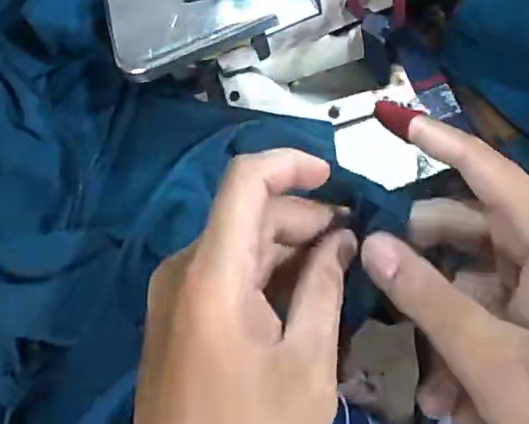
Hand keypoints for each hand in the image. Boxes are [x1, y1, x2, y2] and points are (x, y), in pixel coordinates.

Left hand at [135, 149, 357, 423]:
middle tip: (353, 239)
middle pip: (245, 213)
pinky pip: (224, 272)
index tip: (333, 174)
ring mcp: (175, 291)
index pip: (244, 179)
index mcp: (210, 270)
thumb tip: (341, 237)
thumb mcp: (305, 365)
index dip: (289, 163)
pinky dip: (263, 271)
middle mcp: (184, 266)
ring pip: (237, 242)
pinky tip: (302, 290)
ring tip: (337, 264)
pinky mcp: (176, 314)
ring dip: (286, 245)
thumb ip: (323, 287)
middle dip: (301, 216)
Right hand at [362, 114, 528, 423]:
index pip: (482, 165)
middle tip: (374, 266)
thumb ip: (427, 296)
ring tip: (423, 380)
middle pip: (469, 225)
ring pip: (478, 280)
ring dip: (444, 319)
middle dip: (423, 254)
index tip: (388, 115)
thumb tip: (369, 240)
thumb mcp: (495, 363)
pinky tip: (448, 401)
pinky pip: (499, 317)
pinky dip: (469, 347)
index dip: (434, 138)